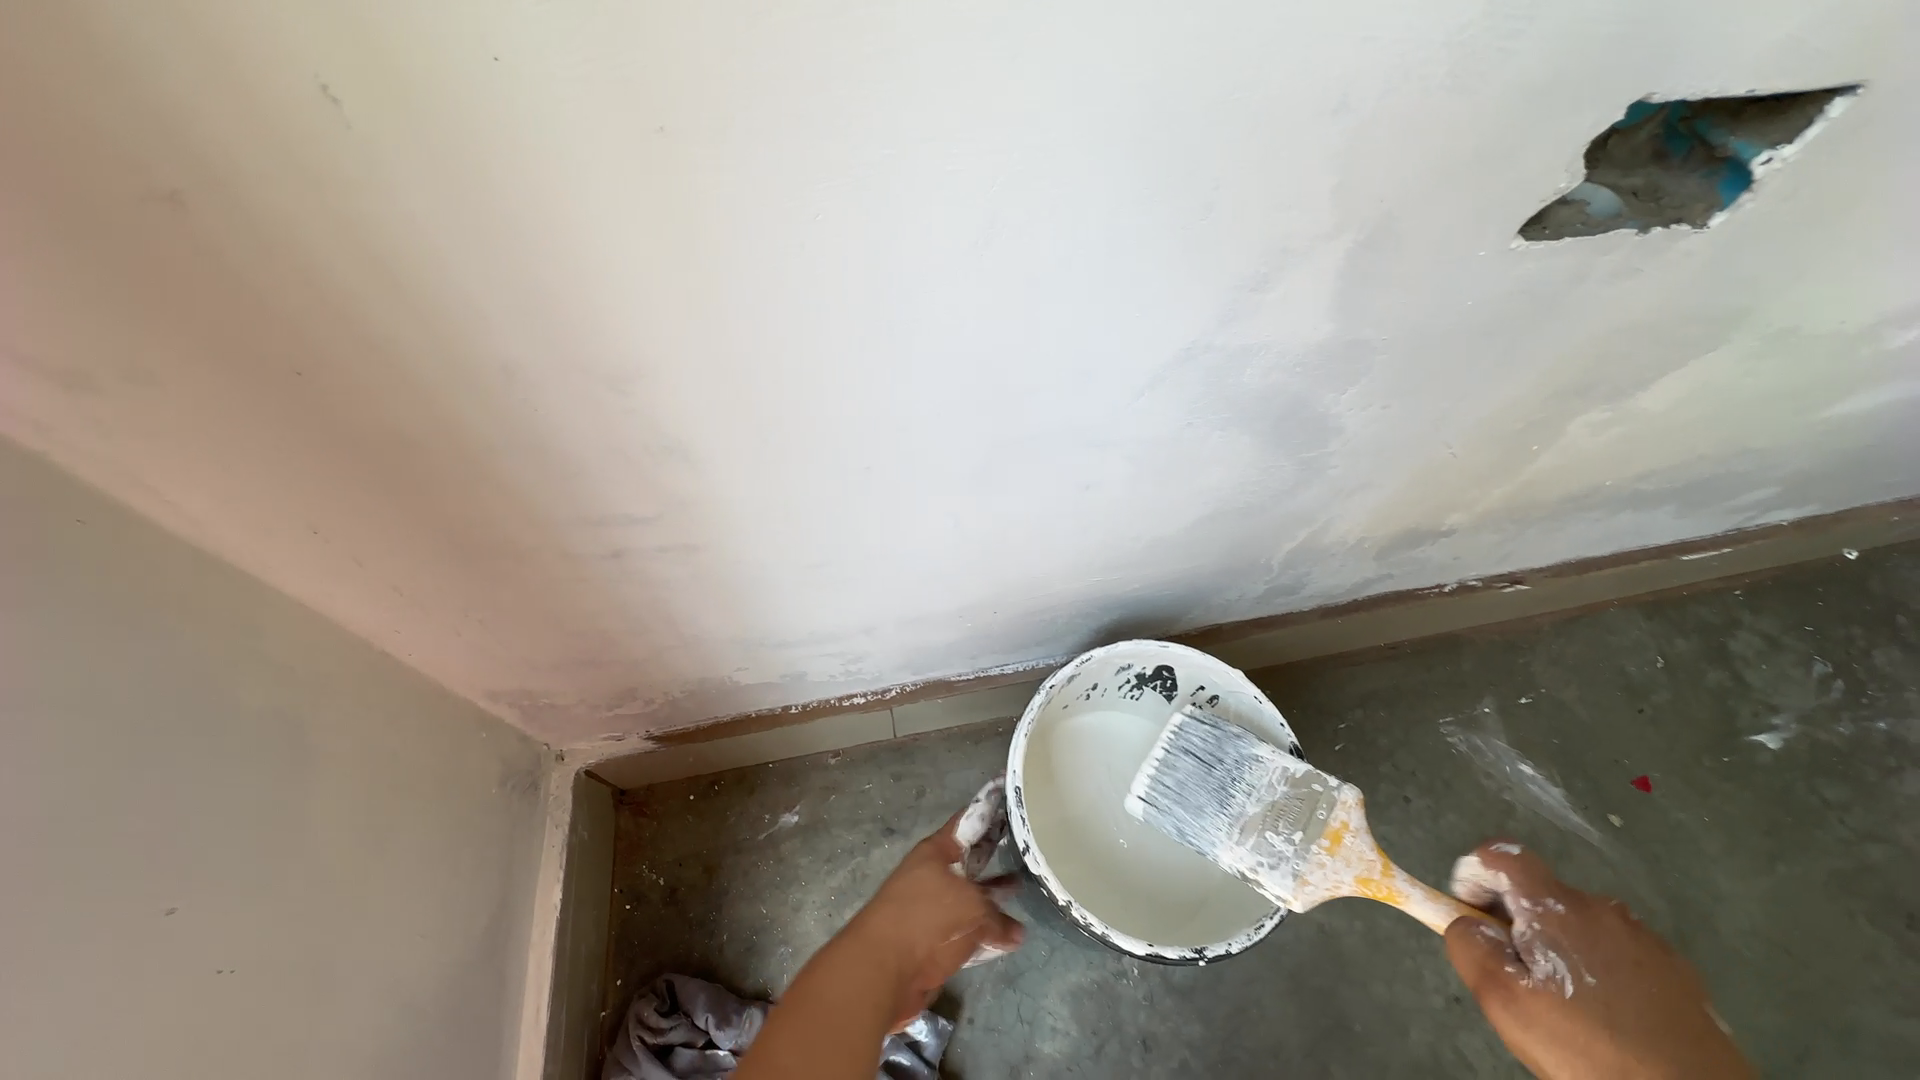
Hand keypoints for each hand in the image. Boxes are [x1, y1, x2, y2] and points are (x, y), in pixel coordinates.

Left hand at [832, 809, 1023, 1029]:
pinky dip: (985, 931)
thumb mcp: (972, 907)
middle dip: (995, 852)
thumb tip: (1017, 933)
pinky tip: (1009, 937)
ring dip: (993, 896)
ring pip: (970, 896)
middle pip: (970, 859)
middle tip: (1027, 843)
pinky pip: (966, 929)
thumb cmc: (928, 919)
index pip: (968, 820)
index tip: (1009, 790)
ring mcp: (933, 908)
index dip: (989, 806)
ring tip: (1022, 890)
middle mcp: (934, 875)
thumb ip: (998, 916)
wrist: (883, 969)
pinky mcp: (933, 940)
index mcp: (937, 853)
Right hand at [1443, 841, 1751, 1079]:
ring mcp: (1648, 940)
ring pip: (1580, 927)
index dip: (1475, 875)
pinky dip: (1600, 971)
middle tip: (1518, 980)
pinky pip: (1618, 953)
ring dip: (1559, 949)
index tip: (1472, 918)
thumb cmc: (1589, 1048)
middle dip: (1517, 926)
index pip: (1502, 854)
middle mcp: (1604, 909)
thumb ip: (1469, 946)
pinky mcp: (1679, 973)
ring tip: (1567, 1008)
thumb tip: (1467, 920)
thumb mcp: (1504, 1001)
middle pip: (1541, 896)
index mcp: (1559, 907)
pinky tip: (1610, 1019)